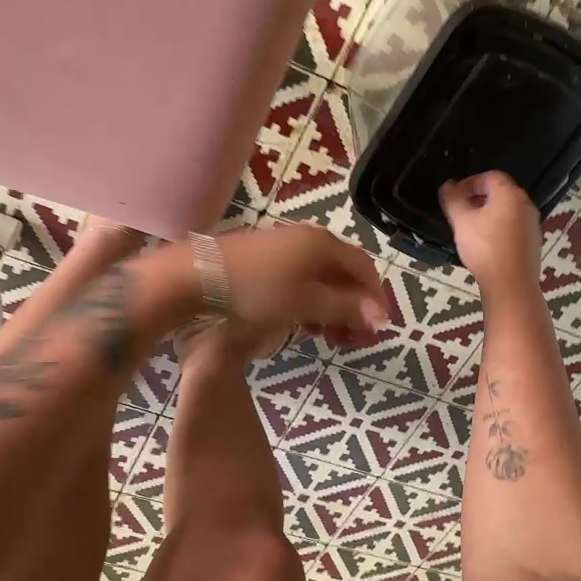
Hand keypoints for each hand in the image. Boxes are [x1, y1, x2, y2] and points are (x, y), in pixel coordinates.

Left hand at [215, 224, 389, 343]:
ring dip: (333, 309)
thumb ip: (345, 308)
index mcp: (325, 244)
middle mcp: (310, 240)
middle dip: (354, 308)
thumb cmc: (258, 288)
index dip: (376, 298)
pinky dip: (312, 303)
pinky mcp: (267, 261)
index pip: (365, 268)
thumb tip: (381, 317)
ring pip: (322, 280)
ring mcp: (287, 249)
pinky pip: (302, 281)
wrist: (198, 275)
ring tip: (332, 337)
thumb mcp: (306, 302)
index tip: (378, 329)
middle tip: (355, 340)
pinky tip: (306, 325)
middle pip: (345, 274)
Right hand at [439, 172, 540, 292]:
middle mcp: (526, 204)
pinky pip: (513, 225)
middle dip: (478, 197)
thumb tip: (447, 185)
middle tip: (460, 210)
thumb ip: (453, 200)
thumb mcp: (462, 221)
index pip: (490, 176)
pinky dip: (498, 226)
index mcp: (510, 194)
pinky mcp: (533, 242)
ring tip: (470, 227)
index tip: (454, 195)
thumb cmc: (485, 247)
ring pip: (507, 210)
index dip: (470, 182)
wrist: (511, 284)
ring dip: (488, 212)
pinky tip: (486, 242)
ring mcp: (532, 224)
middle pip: (501, 192)